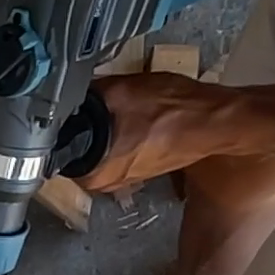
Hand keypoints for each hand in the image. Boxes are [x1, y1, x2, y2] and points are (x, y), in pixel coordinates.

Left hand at [74, 73, 245, 191]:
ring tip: (119, 109)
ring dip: (105, 132)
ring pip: (100, 151)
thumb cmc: (170, 109)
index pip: (59, 153)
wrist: (215, 121)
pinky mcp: (141, 171)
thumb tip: (69, 91)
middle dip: (84, 128)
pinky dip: (124, 135)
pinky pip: (121, 151)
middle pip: (78, 151)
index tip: (63, 113)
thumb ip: (89, 94)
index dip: (61, 129)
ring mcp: (124, 180)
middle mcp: (104, 184)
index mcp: (91, 174)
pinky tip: (136, 119)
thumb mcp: (120, 90)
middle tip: (94, 104)